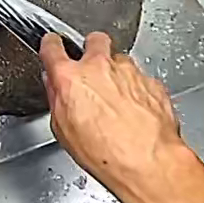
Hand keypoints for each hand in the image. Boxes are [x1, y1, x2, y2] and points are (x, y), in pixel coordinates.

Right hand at [40, 32, 203, 202]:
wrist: (148, 163)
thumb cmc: (105, 152)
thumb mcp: (62, 130)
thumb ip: (57, 99)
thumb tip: (56, 88)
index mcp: (70, 77)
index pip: (52, 46)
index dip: (51, 45)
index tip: (53, 45)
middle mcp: (100, 67)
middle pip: (94, 40)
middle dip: (92, 48)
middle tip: (91, 67)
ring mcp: (129, 72)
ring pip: (120, 59)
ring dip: (116, 73)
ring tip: (116, 99)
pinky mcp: (152, 82)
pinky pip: (141, 78)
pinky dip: (137, 89)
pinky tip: (135, 111)